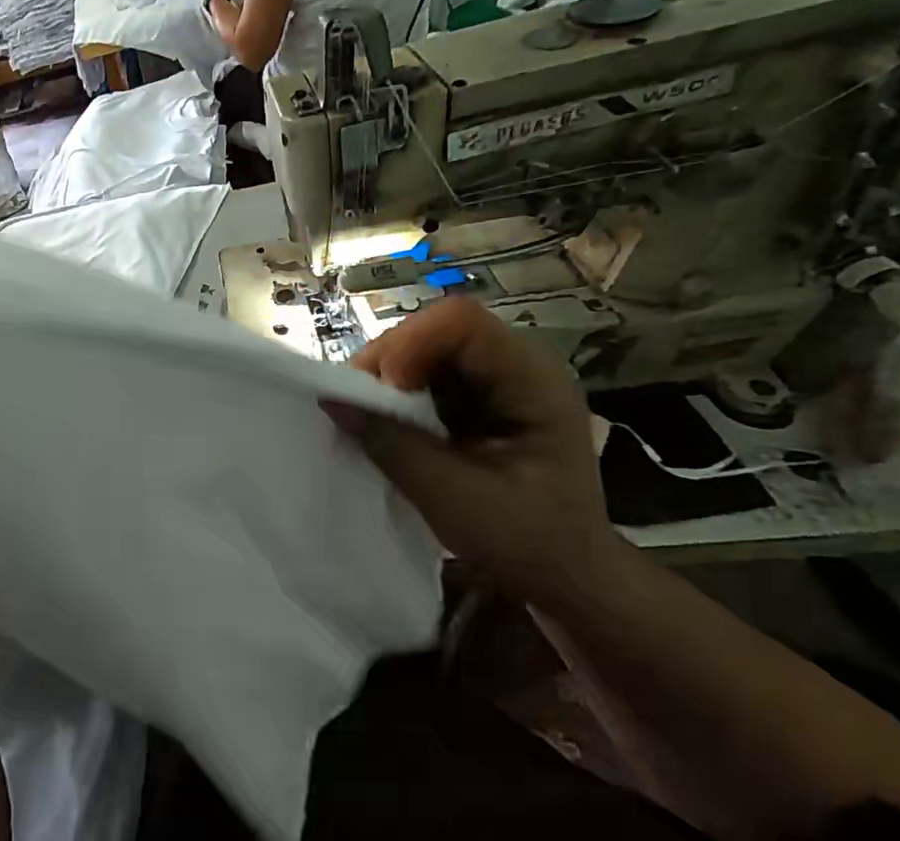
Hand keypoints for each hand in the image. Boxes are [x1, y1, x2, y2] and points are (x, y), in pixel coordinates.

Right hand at [322, 299, 610, 590]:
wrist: (567, 577)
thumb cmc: (527, 545)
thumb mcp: (455, 501)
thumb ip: (393, 447)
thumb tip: (332, 400)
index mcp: (533, 382)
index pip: (464, 323)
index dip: (412, 343)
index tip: (382, 391)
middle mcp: (518, 366)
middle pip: (440, 330)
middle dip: (391, 361)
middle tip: (357, 405)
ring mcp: (500, 380)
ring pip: (429, 350)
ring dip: (390, 378)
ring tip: (366, 416)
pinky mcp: (481, 398)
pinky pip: (429, 376)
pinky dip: (400, 396)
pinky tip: (388, 424)